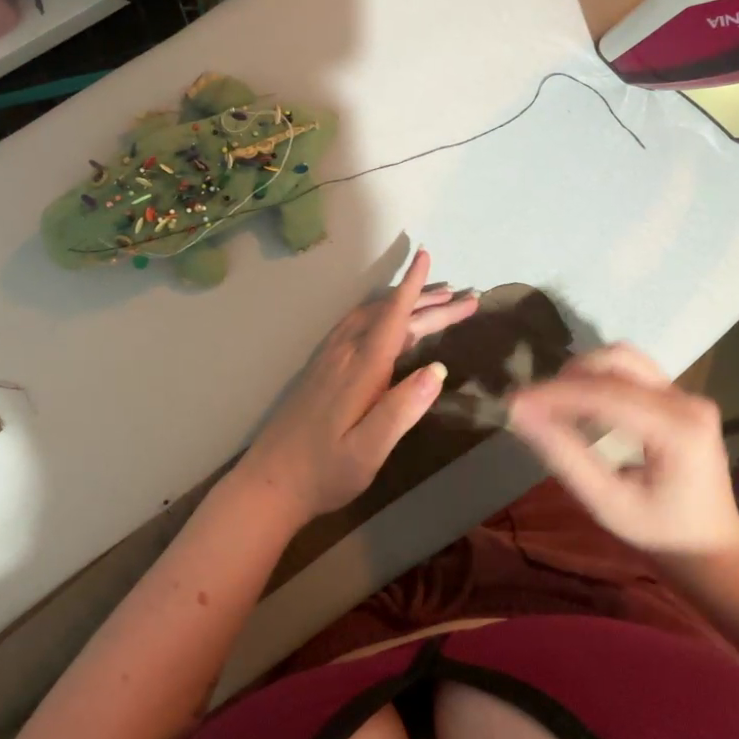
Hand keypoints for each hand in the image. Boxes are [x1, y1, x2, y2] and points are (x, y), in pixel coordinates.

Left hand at [233, 250, 479, 524]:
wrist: (269, 483)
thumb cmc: (324, 473)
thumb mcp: (369, 451)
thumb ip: (401, 410)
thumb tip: (439, 369)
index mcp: (360, 370)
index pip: (392, 319)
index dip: (412, 288)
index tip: (426, 255)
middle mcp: (343, 355)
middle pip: (389, 316)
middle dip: (428, 302)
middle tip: (469, 299)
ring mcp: (328, 360)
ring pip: (371, 317)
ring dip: (405, 305)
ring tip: (439, 300)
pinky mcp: (320, 369)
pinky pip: (355, 325)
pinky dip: (381, 313)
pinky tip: (389, 320)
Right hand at [505, 343, 738, 559]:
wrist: (709, 548)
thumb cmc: (658, 533)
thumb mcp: (606, 503)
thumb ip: (565, 456)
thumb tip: (519, 415)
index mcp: (678, 429)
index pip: (606, 393)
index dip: (555, 394)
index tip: (513, 403)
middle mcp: (686, 400)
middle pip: (617, 360)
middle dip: (569, 377)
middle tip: (536, 406)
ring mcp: (686, 395)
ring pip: (623, 358)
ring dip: (583, 374)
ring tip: (556, 404)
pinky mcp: (678, 397)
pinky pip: (630, 371)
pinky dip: (597, 380)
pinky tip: (580, 407)